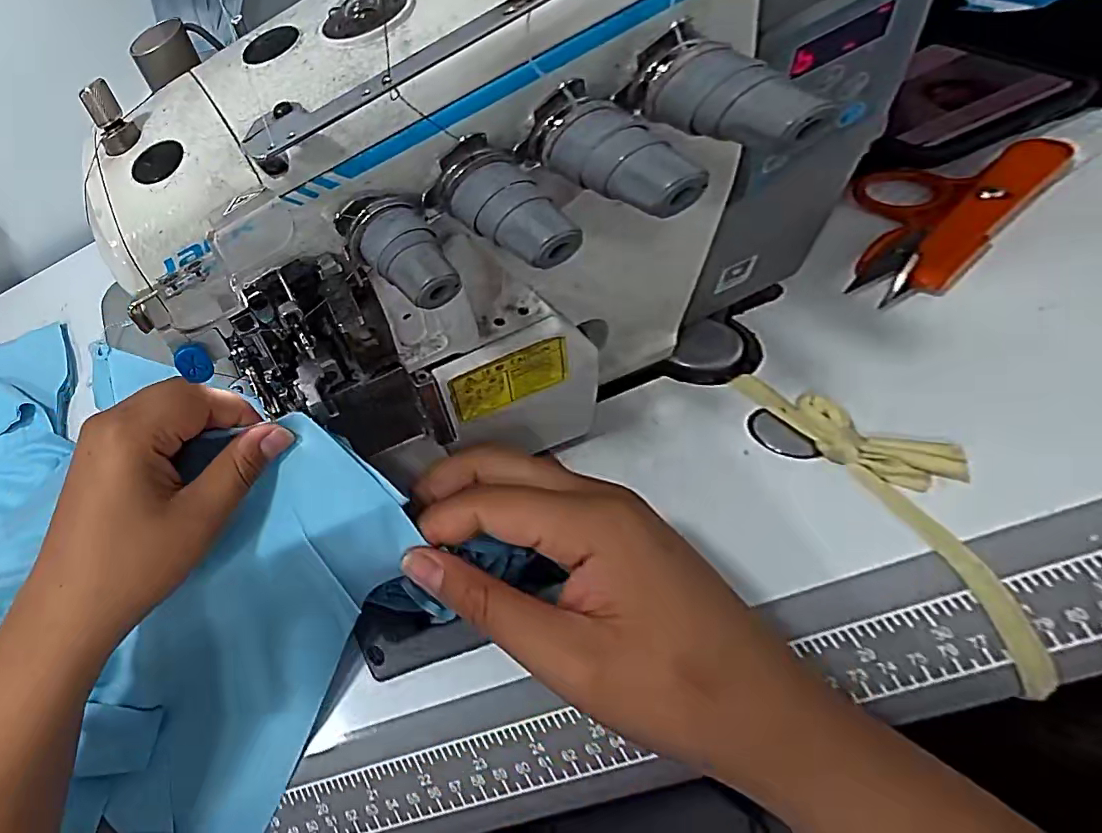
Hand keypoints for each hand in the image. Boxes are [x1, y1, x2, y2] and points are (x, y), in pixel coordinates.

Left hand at [20, 379, 293, 654]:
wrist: (70, 608)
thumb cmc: (135, 566)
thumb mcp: (197, 518)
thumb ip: (238, 468)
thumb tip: (275, 433)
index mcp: (129, 428)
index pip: (195, 396)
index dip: (236, 412)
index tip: (264, 442)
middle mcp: (108, 419)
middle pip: (174, 395)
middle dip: (214, 417)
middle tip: (241, 456)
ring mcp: (96, 435)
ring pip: (158, 408)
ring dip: (192, 427)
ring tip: (214, 467)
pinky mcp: (93, 453)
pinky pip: (140, 425)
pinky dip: (168, 436)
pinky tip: (181, 471)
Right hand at [396, 447, 843, 785]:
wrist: (777, 725)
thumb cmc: (683, 695)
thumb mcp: (566, 658)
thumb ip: (483, 602)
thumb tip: (421, 563)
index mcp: (595, 522)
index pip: (488, 499)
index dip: (439, 522)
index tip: (411, 551)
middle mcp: (604, 500)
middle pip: (499, 462)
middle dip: (445, 484)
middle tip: (412, 522)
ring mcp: (614, 509)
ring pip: (520, 473)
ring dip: (473, 493)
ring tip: (441, 534)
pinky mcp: (618, 527)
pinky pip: (543, 496)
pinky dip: (504, 510)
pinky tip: (490, 548)